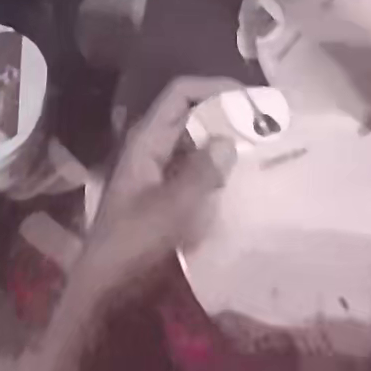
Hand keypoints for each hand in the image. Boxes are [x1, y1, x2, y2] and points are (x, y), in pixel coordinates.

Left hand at [72, 76, 240, 301]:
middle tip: (263, 122)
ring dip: (223, 139)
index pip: (179, 93)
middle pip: (189, 112)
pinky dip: (217, 165)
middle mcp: (153, 144)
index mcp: (147, 138)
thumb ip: (201, 174)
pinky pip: (195, 166)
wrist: (107, 283)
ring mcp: (158, 167)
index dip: (212, 86)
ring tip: (261, 145)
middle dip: (224, 112)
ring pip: (195, 139)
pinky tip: (243, 178)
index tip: (248, 97)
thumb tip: (229, 140)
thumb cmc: (133, 241)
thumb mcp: (171, 208)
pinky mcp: (166, 191)